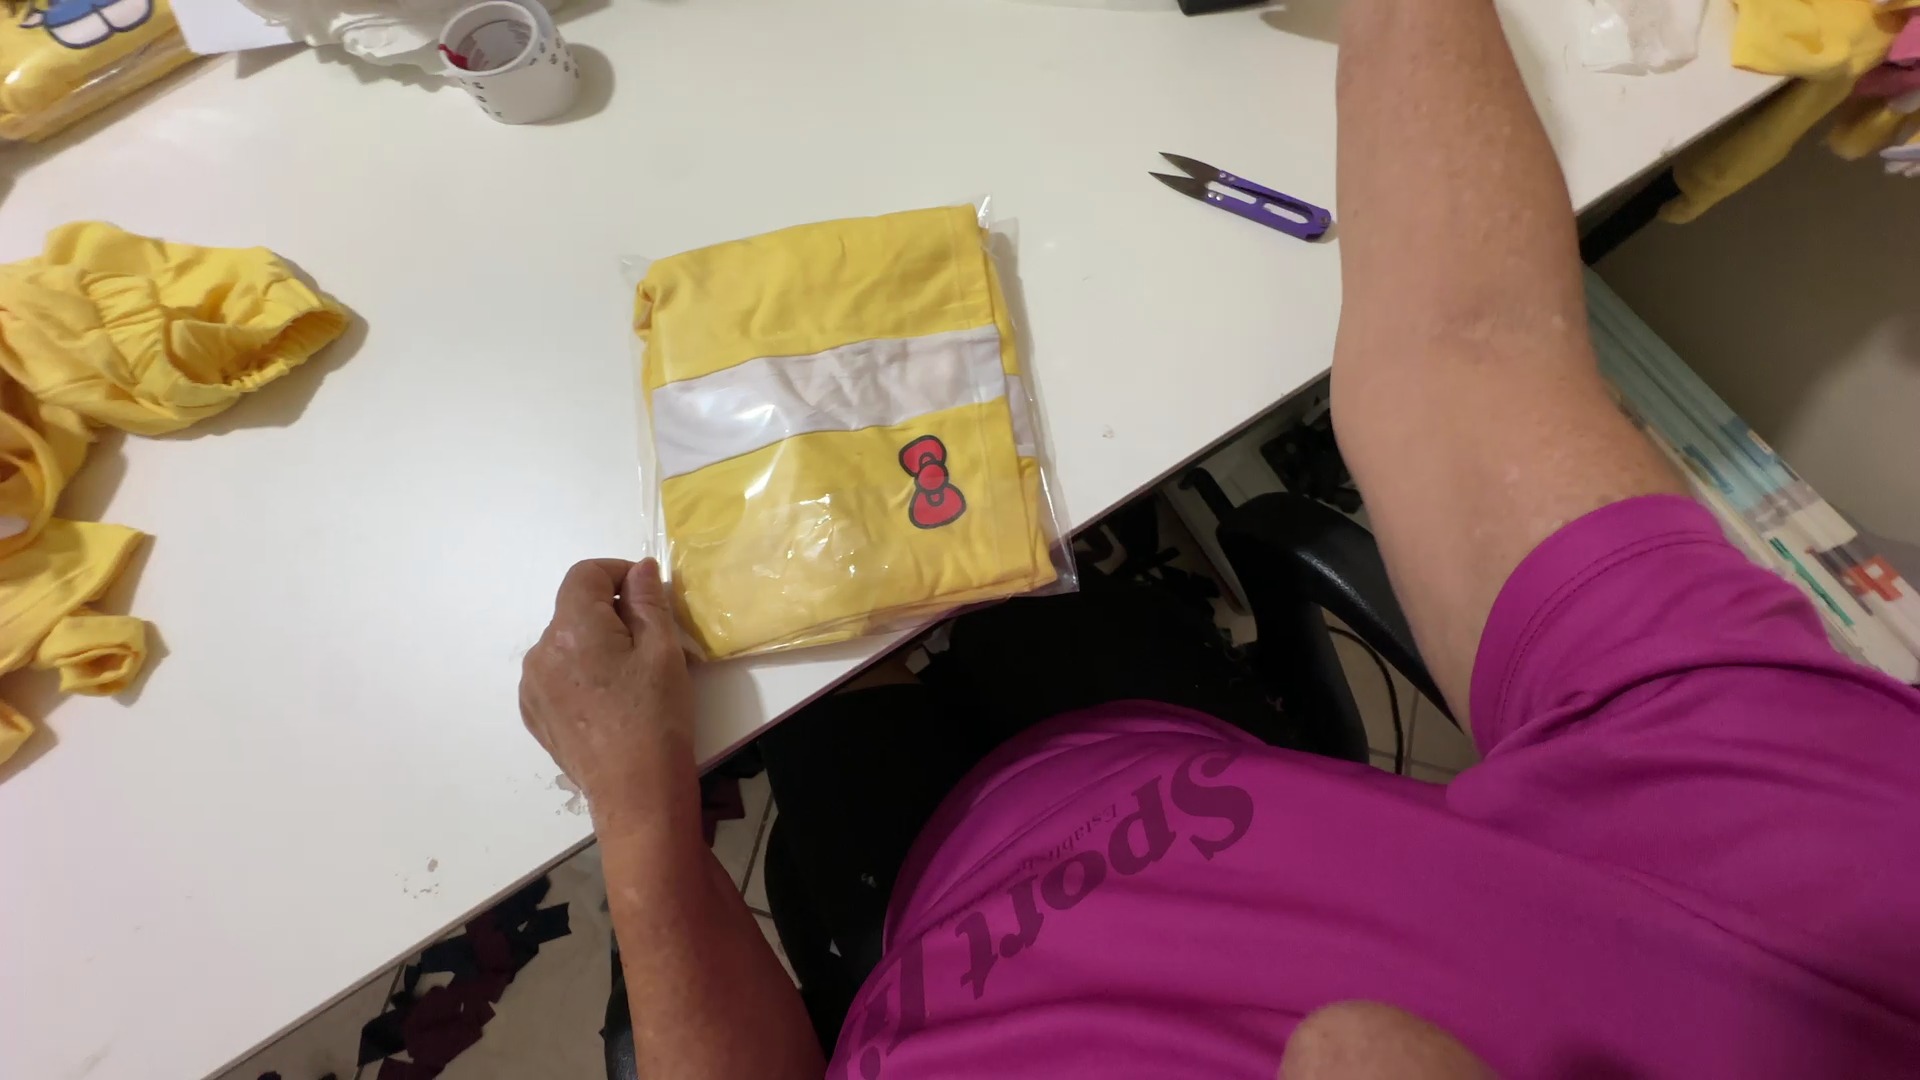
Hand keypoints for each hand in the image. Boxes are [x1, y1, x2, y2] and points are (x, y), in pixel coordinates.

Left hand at [520, 558, 694, 827]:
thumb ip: (648, 601)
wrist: (635, 787)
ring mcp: (532, 685)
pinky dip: (583, 670)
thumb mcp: (663, 650)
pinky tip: (611, 698)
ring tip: (633, 675)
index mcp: (572, 629)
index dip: (618, 572)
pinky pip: (558, 673)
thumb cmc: (656, 714)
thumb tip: (638, 569)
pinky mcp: (534, 713)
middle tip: (653, 640)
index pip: (585, 574)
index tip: (648, 592)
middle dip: (613, 612)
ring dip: (598, 642)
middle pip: (575, 608)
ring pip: (568, 642)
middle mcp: (541, 652)